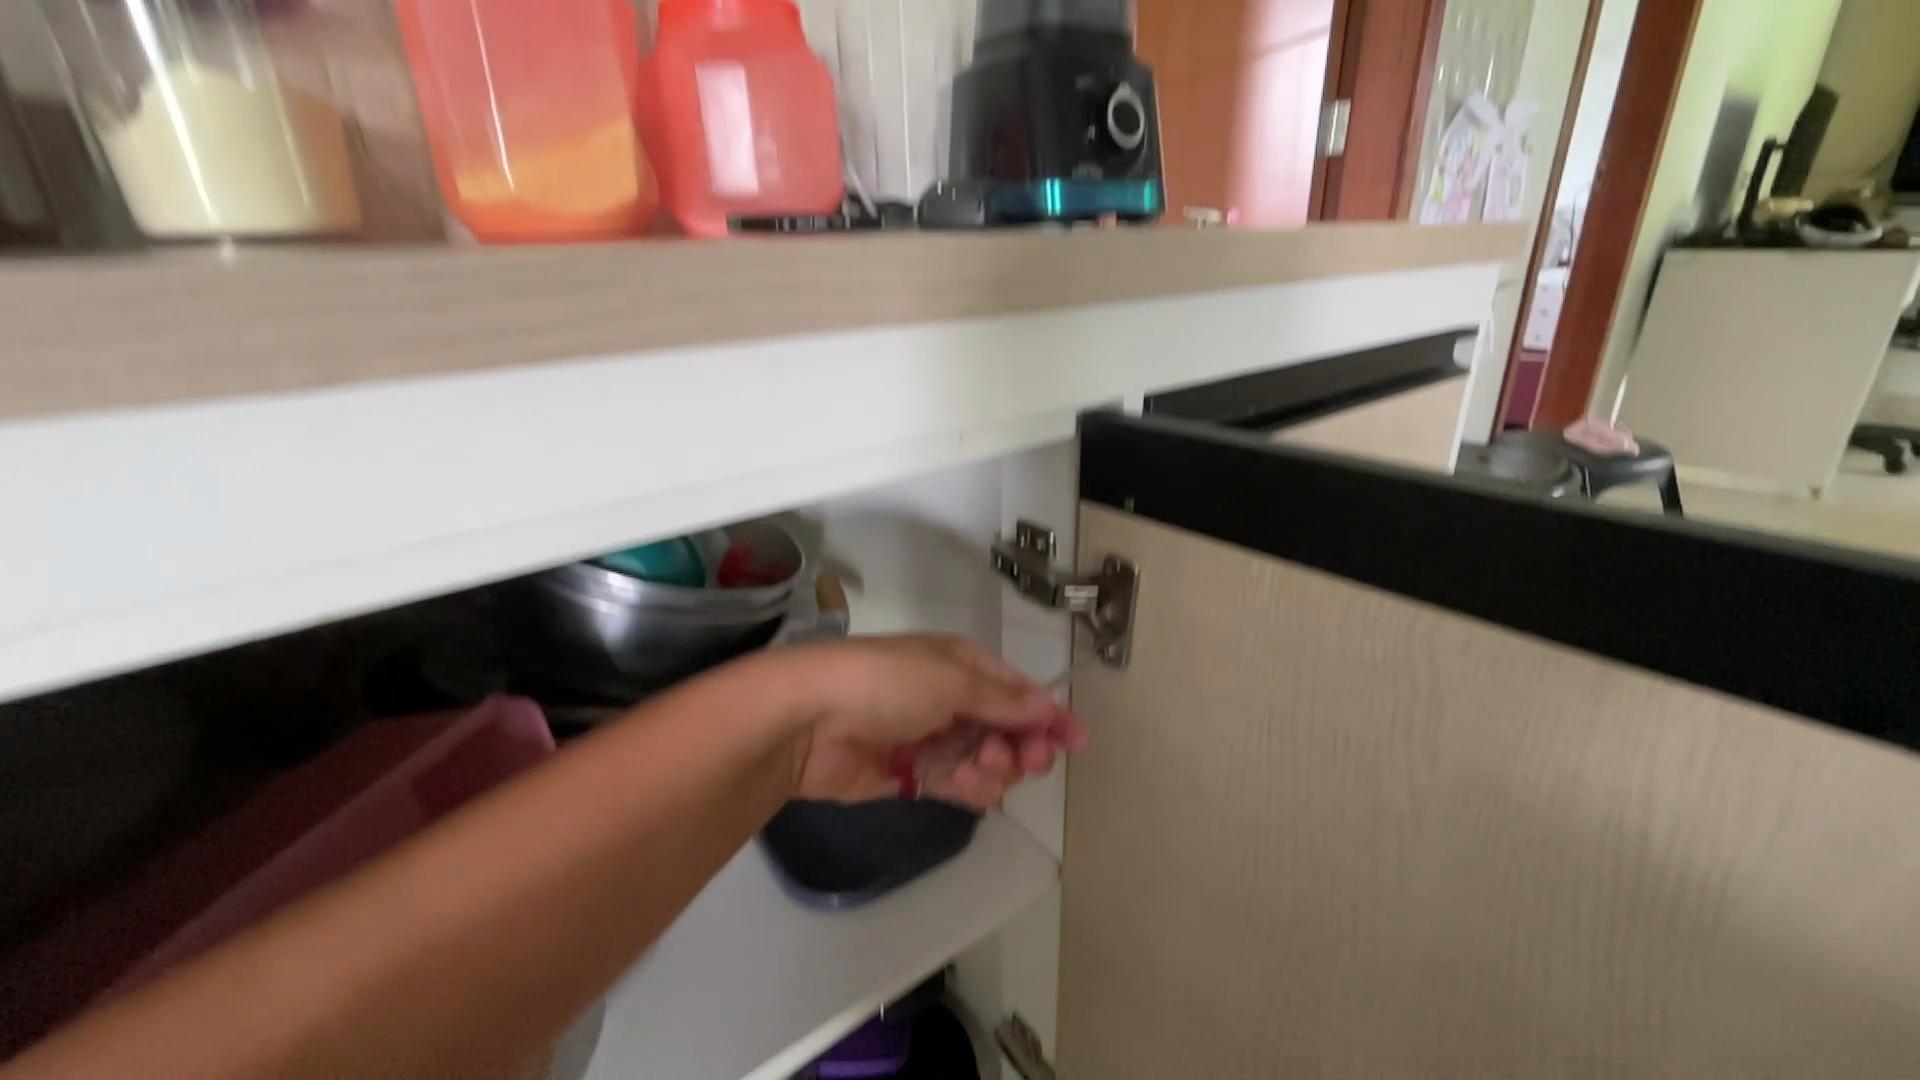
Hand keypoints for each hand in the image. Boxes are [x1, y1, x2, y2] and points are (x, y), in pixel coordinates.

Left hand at [775, 636, 1086, 807]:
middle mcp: (950, 699)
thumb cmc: (884, 683)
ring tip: (978, 768)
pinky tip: (966, 786)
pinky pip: (956, 784)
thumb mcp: (950, 679)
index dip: (1048, 715)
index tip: (1075, 742)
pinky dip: (969, 787)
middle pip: (1008, 730)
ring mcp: (931, 738)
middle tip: (1025, 760)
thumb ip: (1002, 700)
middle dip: (1022, 746)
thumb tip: (1048, 708)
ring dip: (994, 768)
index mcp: (962, 664)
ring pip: (986, 761)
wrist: (807, 719)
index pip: (1017, 690)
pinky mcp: (910, 774)